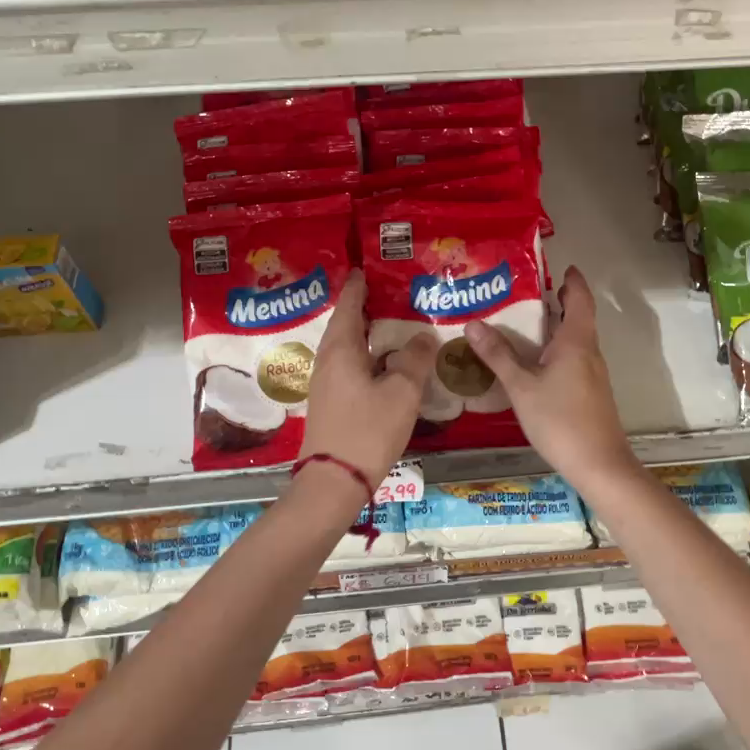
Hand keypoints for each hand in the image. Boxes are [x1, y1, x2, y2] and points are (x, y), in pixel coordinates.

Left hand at [300, 269, 435, 484]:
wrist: (334, 481)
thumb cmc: (367, 430)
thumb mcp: (401, 392)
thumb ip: (414, 360)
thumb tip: (423, 336)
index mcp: (341, 349)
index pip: (348, 305)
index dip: (358, 285)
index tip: (366, 268)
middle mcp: (328, 360)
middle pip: (344, 324)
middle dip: (363, 307)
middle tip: (388, 293)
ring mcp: (326, 383)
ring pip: (346, 347)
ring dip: (366, 333)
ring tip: (392, 324)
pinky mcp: (331, 403)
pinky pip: (348, 366)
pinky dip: (366, 355)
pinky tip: (384, 363)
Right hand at [462, 267, 634, 479]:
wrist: (599, 464)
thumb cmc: (560, 420)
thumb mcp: (522, 387)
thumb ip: (498, 356)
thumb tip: (473, 324)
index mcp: (576, 341)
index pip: (579, 298)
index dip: (571, 280)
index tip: (558, 266)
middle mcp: (588, 351)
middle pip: (577, 316)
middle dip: (557, 300)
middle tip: (526, 290)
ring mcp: (592, 372)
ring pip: (574, 338)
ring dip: (554, 325)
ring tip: (521, 321)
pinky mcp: (589, 391)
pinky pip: (572, 357)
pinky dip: (554, 348)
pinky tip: (533, 360)